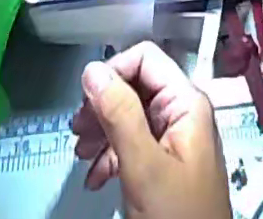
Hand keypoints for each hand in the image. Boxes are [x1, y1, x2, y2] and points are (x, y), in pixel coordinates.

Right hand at [70, 41, 229, 218]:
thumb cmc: (176, 217)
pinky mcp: (166, 165)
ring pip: (131, 116)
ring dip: (102, 131)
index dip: (113, 72)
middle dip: (103, 106)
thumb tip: (93, 70)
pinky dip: (111, 155)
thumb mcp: (144, 165)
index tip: (85, 101)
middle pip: (136, 87)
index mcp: (186, 102)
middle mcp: (182, 112)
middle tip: (77, 132)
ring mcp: (175, 139)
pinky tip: (96, 178)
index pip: (146, 59)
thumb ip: (120, 114)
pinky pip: (134, 144)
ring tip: (81, 155)